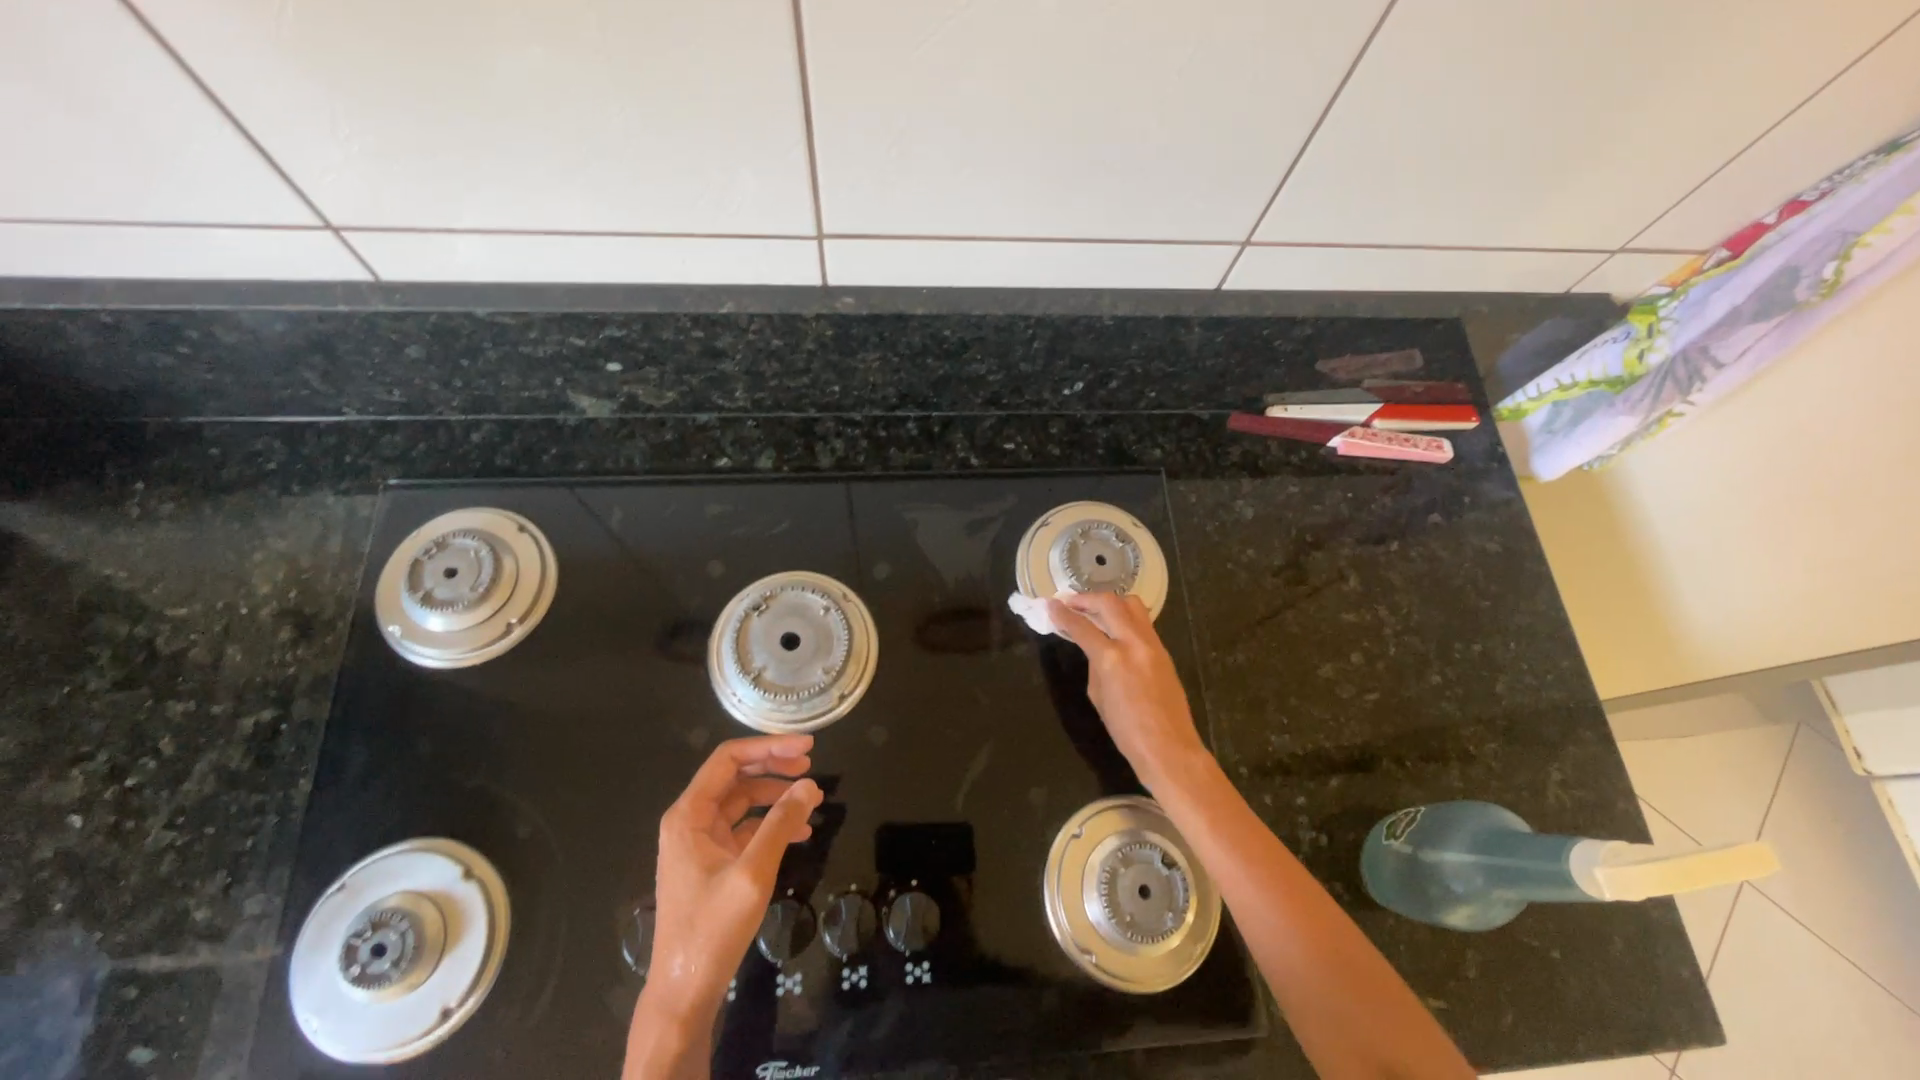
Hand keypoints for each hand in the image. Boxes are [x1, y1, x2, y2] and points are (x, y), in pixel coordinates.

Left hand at [641, 736, 821, 1021]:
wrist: (685, 987)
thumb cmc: (712, 927)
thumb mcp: (753, 873)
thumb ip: (781, 824)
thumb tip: (809, 786)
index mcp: (689, 815)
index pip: (728, 760)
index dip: (769, 748)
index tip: (808, 748)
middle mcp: (690, 821)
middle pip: (735, 777)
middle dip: (774, 769)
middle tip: (812, 768)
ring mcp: (699, 844)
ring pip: (742, 804)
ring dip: (776, 798)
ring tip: (812, 802)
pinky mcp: (711, 865)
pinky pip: (744, 831)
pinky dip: (771, 825)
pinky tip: (800, 833)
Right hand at [1045, 593, 1208, 791]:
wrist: (1168, 747)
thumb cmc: (1126, 731)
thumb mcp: (1099, 697)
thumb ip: (1095, 666)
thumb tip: (1094, 649)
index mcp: (1111, 659)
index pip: (1082, 626)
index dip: (1062, 614)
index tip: (1050, 605)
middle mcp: (1134, 643)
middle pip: (1109, 603)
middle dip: (1086, 598)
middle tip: (1070, 602)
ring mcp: (1153, 644)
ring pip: (1132, 605)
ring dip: (1110, 602)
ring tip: (1094, 610)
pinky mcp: (1164, 650)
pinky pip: (1143, 622)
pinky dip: (1125, 617)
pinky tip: (1115, 627)